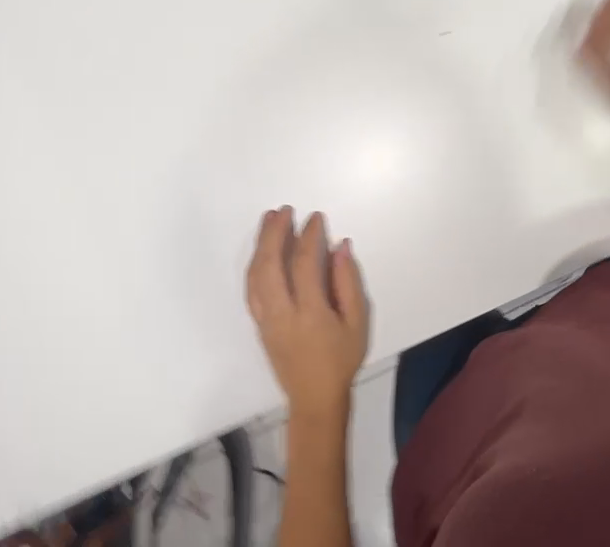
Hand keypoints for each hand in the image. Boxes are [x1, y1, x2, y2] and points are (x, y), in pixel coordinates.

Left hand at [246, 207, 369, 416]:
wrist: (314, 399)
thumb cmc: (341, 360)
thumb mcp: (358, 322)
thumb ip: (347, 282)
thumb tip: (340, 246)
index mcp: (309, 312)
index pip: (304, 264)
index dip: (309, 236)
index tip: (316, 217)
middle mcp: (281, 313)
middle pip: (270, 265)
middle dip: (275, 233)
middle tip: (284, 210)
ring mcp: (265, 319)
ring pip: (255, 275)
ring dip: (260, 245)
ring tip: (269, 221)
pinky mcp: (258, 325)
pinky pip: (251, 288)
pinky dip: (255, 264)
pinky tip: (262, 251)